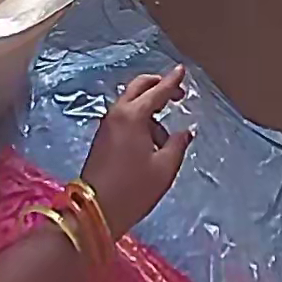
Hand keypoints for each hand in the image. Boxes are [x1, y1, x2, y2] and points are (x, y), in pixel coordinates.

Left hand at [78, 66, 195, 235]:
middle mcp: (118, 114)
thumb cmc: (133, 189)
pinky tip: (149, 143)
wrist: (95, 212)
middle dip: (158, 86)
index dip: (172, 81)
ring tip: (164, 138)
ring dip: (149, 108)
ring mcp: (107, 125)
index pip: (158, 91)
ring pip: (131, 103)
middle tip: (176, 93)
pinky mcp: (102, 138)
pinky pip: (124, 117)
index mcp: (133, 116)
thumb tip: (186, 132)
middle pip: (139, 87)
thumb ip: (178, 144)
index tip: (182, 69)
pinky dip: (139, 119)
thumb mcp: (164, 168)